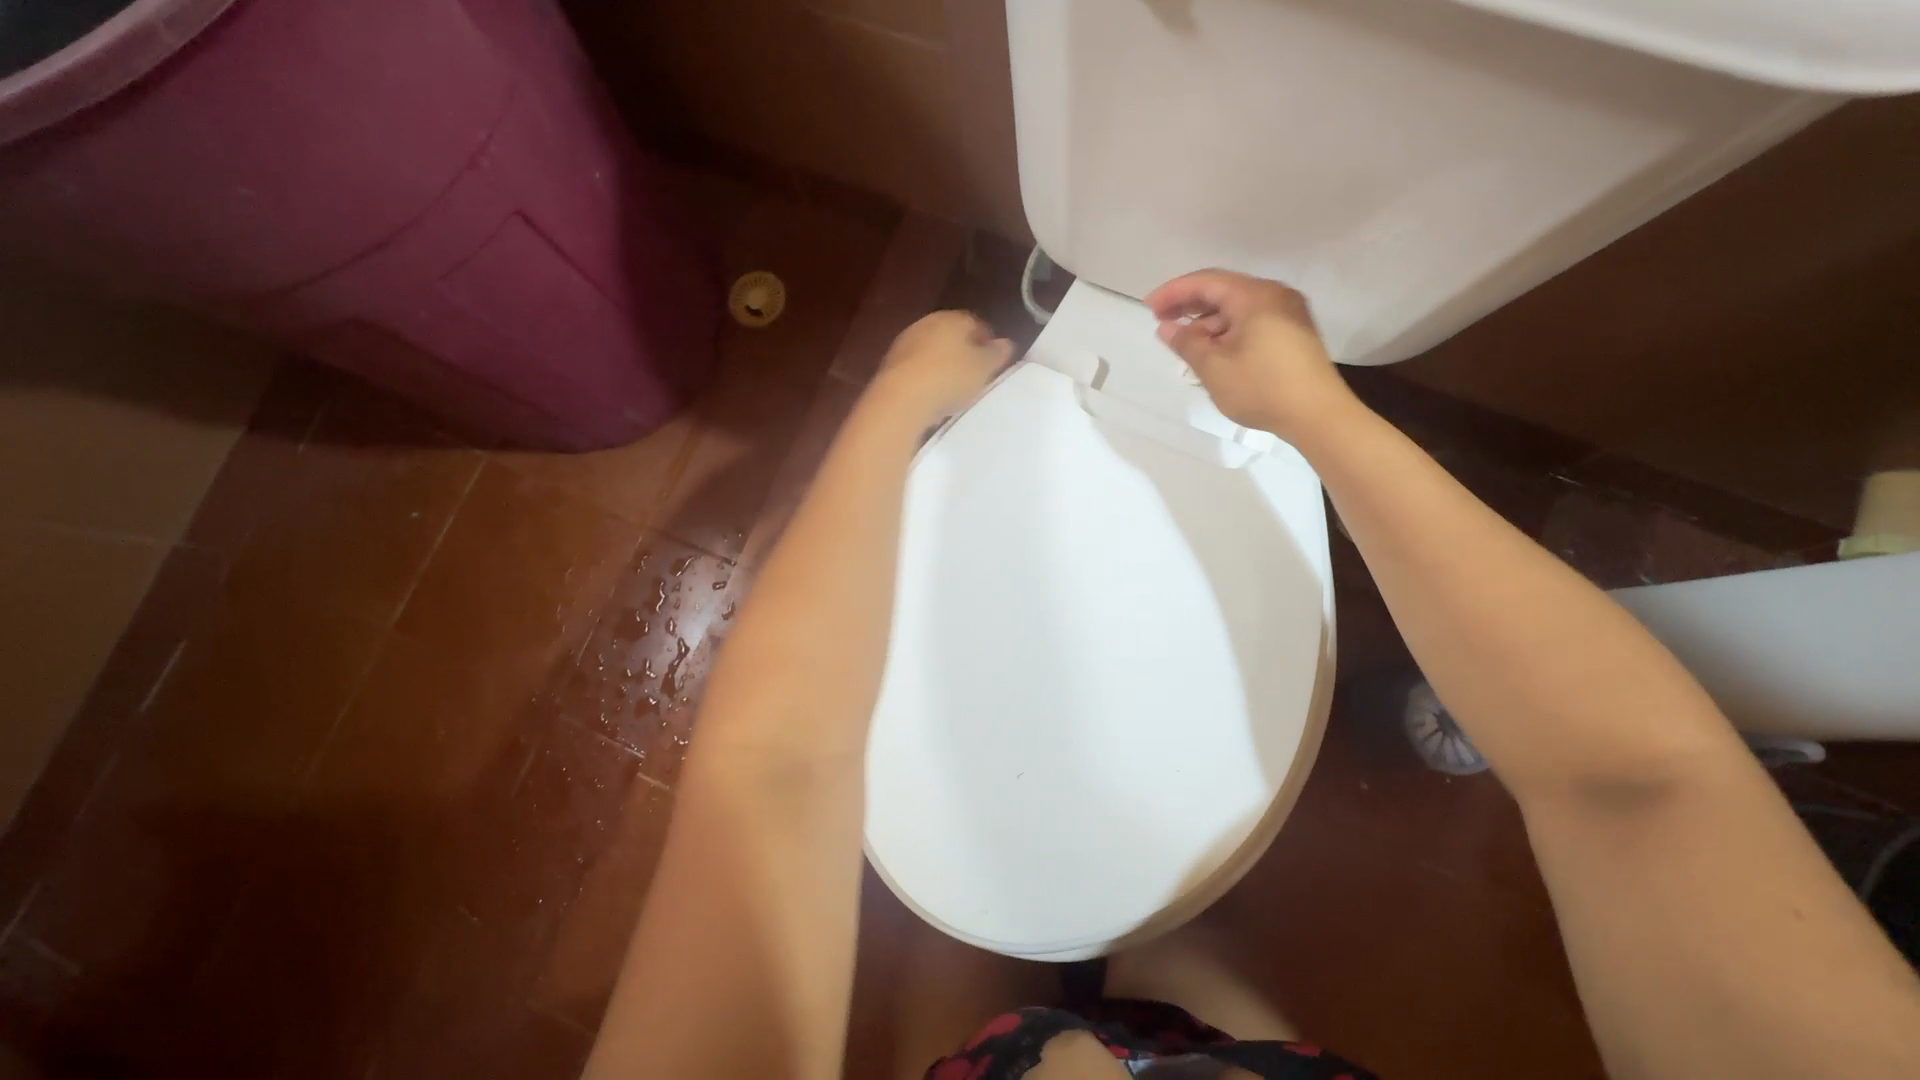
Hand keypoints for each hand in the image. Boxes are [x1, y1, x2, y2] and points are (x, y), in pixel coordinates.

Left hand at [873, 310, 1012, 420]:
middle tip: (975, 375)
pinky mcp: (890, 363)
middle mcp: (927, 322)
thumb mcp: (984, 368)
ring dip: (943, 365)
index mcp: (953, 318)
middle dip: (964, 352)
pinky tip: (932, 396)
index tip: (995, 362)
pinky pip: (917, 368)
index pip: (977, 323)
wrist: (901, 398)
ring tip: (954, 389)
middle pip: (952, 335)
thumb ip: (997, 353)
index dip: (988, 342)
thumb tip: (1006, 343)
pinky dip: (926, 377)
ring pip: (932, 351)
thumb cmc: (950, 377)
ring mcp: (905, 342)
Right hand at [1146, 269, 1355, 440]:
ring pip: (1238, 308)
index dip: (1174, 292)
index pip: (1206, 282)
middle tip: (1161, 322)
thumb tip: (1167, 328)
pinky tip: (1213, 352)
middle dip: (1190, 305)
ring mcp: (1289, 314)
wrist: (1319, 415)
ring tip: (1184, 344)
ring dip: (1208, 322)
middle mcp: (1274, 296)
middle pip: (1223, 291)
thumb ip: (1186, 343)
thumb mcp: (1214, 368)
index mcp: (1255, 296)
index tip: (1149, 308)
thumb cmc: (1262, 388)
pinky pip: (1253, 322)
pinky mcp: (1294, 334)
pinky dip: (1228, 331)